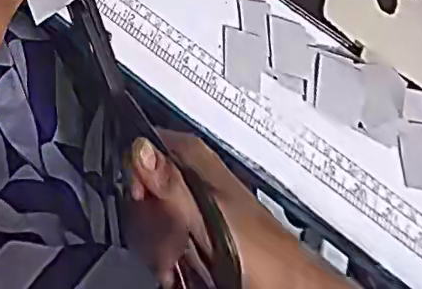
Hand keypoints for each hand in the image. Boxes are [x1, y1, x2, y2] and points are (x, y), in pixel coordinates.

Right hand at [129, 131, 347, 288]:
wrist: (285, 284)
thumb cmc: (260, 249)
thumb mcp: (207, 214)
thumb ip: (171, 181)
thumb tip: (139, 148)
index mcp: (194, 155)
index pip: (142, 147)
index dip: (136, 177)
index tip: (141, 203)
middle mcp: (191, 173)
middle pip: (144, 185)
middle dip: (149, 219)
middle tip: (166, 243)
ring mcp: (192, 202)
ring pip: (151, 215)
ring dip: (157, 243)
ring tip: (176, 261)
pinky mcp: (194, 229)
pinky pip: (163, 236)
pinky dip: (166, 255)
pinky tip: (178, 268)